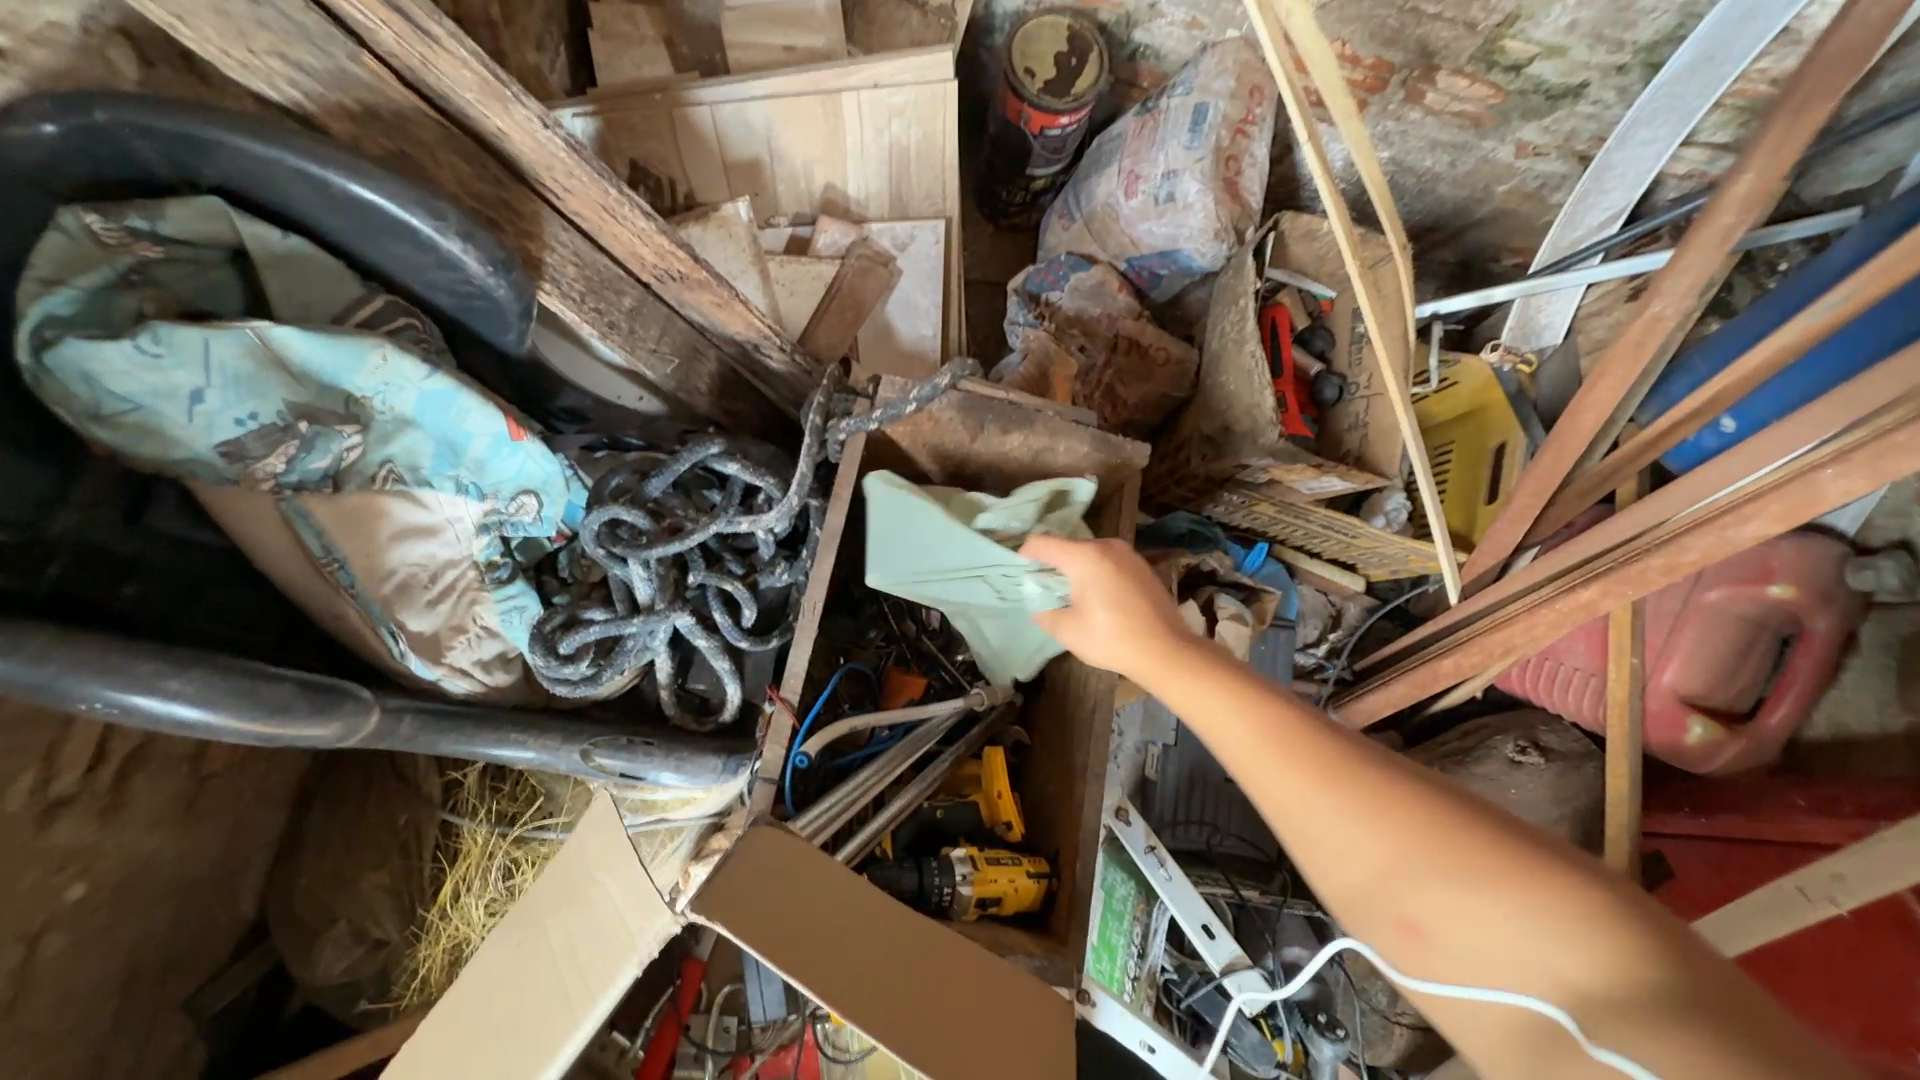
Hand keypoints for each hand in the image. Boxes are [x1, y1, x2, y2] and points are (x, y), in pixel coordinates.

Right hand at [1020, 535, 1200, 679]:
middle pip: (1068, 547)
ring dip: (1077, 570)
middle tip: (1045, 590)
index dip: (1026, 555)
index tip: (1020, 572)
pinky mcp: (1143, 567)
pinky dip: (1098, 574)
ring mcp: (1129, 554)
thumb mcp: (1067, 631)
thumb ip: (1045, 613)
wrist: (1166, 650)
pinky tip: (1100, 599)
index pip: (1042, 543)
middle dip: (1053, 565)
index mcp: (1084, 557)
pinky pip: (1110, 563)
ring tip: (1072, 596)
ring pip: (1091, 554)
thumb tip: (1040, 606)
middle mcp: (1107, 546)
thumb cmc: (1112, 638)